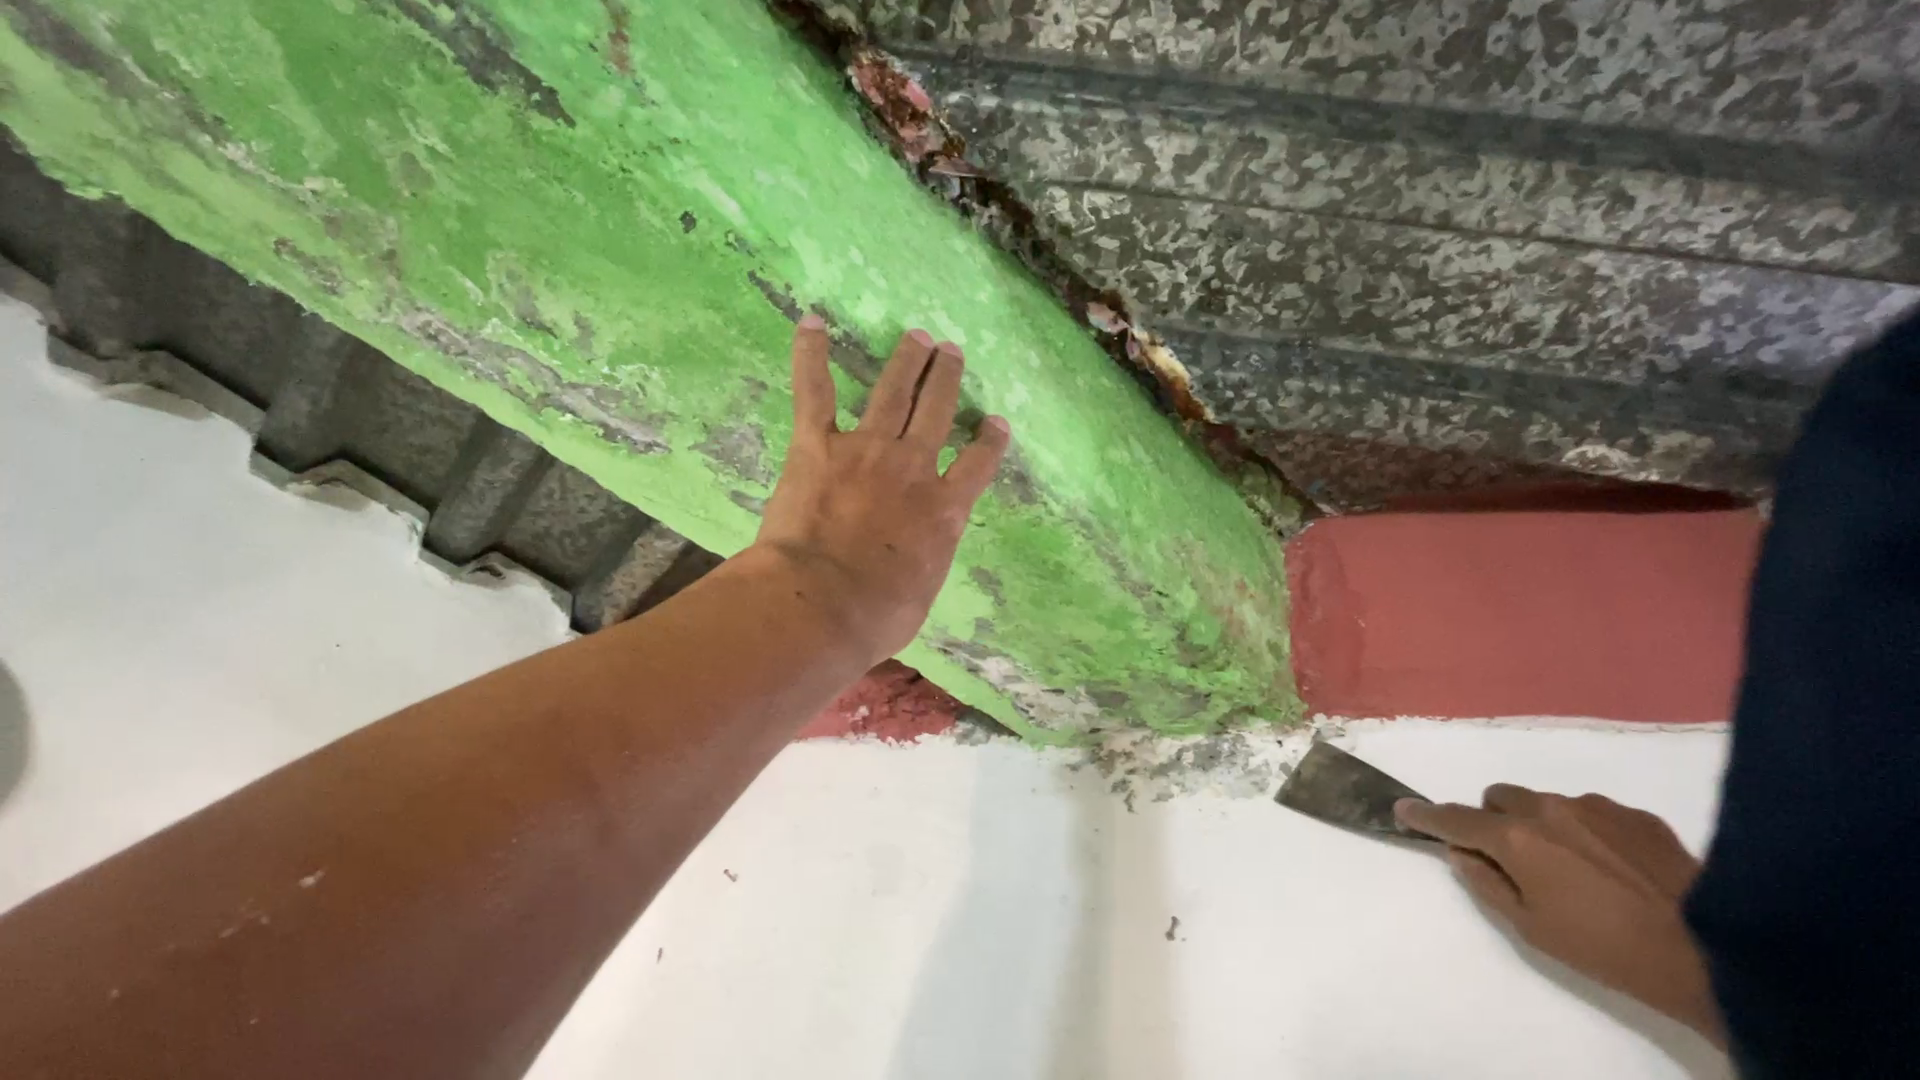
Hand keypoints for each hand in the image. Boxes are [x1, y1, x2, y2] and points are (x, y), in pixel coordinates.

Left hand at [748, 315, 1010, 667]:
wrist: (824, 603)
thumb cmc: (876, 615)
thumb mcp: (918, 597)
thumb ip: (921, 565)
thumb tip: (911, 565)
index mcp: (944, 509)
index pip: (977, 465)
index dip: (990, 441)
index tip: (996, 422)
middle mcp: (913, 468)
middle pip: (937, 412)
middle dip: (947, 379)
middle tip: (951, 352)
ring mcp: (866, 450)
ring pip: (893, 392)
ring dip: (907, 361)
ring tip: (917, 337)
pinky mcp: (818, 446)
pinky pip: (815, 391)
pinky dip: (812, 355)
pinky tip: (812, 321)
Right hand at [1397, 786, 1724, 1045]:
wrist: (1714, 952)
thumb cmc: (1606, 949)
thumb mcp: (1531, 929)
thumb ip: (1486, 883)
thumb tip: (1461, 852)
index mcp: (1514, 837)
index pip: (1454, 817)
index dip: (1425, 815)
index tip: (1402, 809)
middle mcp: (1547, 808)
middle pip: (1499, 796)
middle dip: (1495, 819)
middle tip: (1513, 857)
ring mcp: (1594, 806)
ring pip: (1547, 802)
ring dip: (1543, 823)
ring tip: (1575, 867)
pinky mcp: (1636, 814)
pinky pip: (1592, 811)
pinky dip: (1586, 830)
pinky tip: (1615, 867)